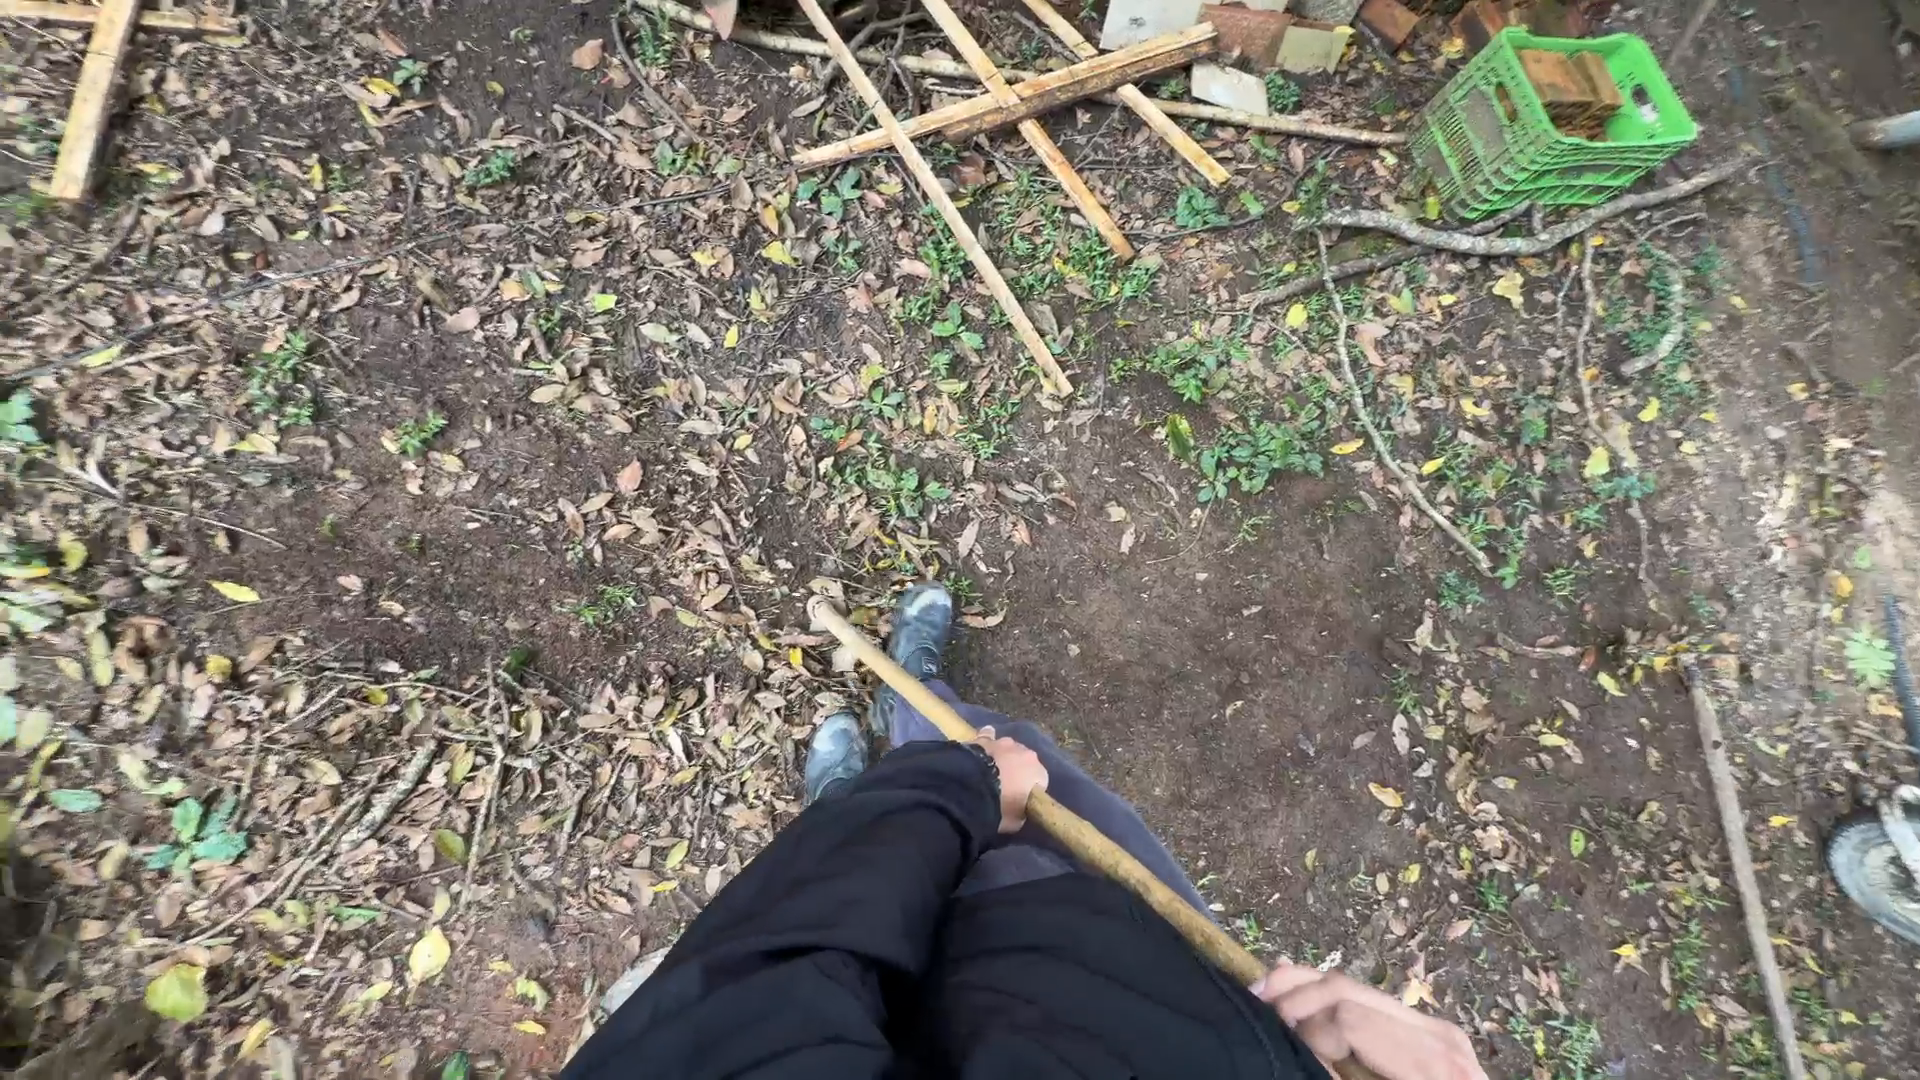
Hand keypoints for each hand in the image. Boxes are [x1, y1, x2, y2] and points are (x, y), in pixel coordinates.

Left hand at [975, 726, 1046, 833]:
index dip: (1030, 791)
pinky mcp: (983, 738)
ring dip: (1003, 757)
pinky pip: (988, 737)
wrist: (969, 791)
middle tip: (1004, 787)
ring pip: (1008, 748)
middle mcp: (1024, 751)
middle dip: (1018, 771)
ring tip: (991, 771)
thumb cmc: (999, 808)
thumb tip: (1017, 809)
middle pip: (1025, 761)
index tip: (1020, 801)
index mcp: (1037, 770)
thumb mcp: (1017, 821)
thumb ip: (1022, 812)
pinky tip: (982, 744)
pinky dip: (987, 741)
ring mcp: (1003, 742)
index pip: (1040, 781)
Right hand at [1251, 963, 1486, 1079]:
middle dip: (1293, 997)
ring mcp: (1429, 1024)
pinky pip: (1360, 994)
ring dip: (1297, 985)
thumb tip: (1300, 1047)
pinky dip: (1318, 990)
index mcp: (1434, 1065)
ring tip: (1262, 997)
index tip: (1288, 1053)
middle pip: (1343, 990)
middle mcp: (1435, 1032)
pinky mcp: (1420, 1025)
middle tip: (1257, 1012)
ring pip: (1346, 983)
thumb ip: (1340, 1075)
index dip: (1309, 1032)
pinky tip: (1286, 994)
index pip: (1350, 1019)